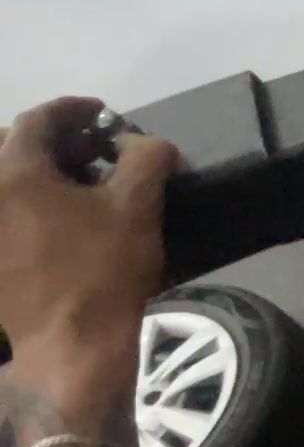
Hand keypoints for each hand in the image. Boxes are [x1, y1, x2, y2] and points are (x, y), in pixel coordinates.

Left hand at [0, 97, 176, 438]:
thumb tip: (142, 142)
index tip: (102, 111)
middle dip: (52, 141)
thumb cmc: (104, 265)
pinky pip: (5, 212)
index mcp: (13, 174)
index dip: (72, 109)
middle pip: (7, 148)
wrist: (67, 337)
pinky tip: (58, 218)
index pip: (35, 121)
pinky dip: (26, 202)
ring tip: (77, 185)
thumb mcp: (139, 206)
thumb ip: (146, 160)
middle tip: (95, 150)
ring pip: (4, 181)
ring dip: (37, 172)